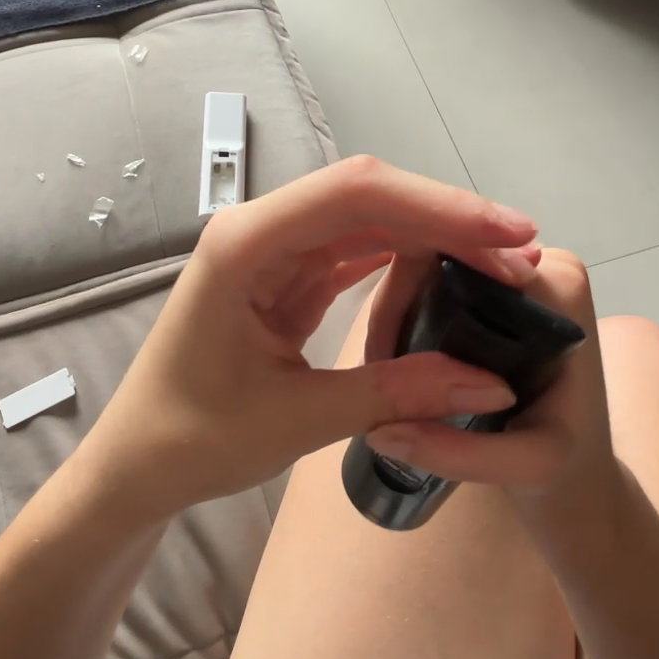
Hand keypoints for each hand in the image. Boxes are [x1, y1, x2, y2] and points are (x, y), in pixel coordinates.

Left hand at [69, 157, 543, 523]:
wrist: (138, 463)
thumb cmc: (194, 440)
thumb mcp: (299, 419)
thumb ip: (396, 393)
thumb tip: (491, 385)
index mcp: (246, 245)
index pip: (354, 195)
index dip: (438, 204)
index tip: (506, 232)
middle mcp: (260, 230)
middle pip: (367, 197)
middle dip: (447, 217)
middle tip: (519, 249)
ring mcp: (274, 250)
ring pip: (367, 220)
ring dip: (432, 234)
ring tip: (498, 261)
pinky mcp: (286, 276)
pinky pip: (354, 251)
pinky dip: (404, 257)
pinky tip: (449, 269)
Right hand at [361, 249, 620, 525]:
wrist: (584, 478)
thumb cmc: (568, 470)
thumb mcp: (527, 466)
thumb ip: (461, 452)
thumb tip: (377, 430)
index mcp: (556, 288)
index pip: (457, 264)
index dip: (402, 301)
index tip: (376, 360)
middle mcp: (544, 264)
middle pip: (441, 259)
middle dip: (395, 307)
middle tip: (372, 368)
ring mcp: (523, 271)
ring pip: (434, 269)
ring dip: (397, 311)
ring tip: (378, 366)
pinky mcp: (504, 287)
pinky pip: (440, 283)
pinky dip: (410, 314)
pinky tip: (394, 356)